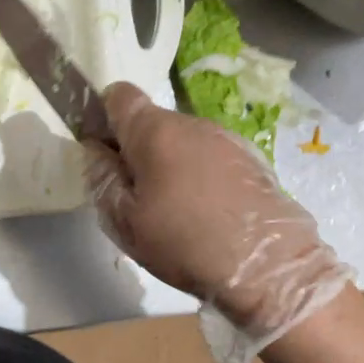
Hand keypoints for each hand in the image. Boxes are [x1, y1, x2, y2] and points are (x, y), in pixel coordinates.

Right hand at [85, 83, 352, 362]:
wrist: (268, 266)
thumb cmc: (183, 242)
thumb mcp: (123, 220)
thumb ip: (102, 178)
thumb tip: (95, 150)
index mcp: (154, 132)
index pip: (119, 95)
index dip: (104, 116)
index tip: (102, 150)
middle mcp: (192, 123)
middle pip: (152, 123)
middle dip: (137, 149)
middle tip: (134, 195)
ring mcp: (227, 139)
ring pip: (183, 142)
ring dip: (169, 164)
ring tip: (172, 210)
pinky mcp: (252, 160)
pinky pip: (210, 158)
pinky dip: (199, 176)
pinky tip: (204, 213)